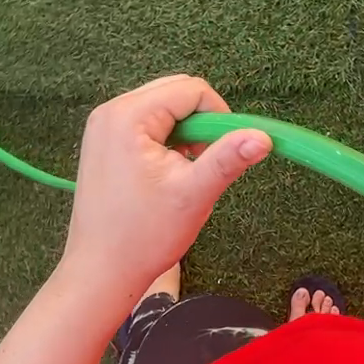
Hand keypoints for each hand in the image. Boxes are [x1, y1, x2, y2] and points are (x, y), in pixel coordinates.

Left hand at [62, 75, 270, 293]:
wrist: (100, 274)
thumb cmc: (144, 236)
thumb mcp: (194, 193)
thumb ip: (228, 158)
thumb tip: (263, 136)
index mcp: (128, 116)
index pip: (192, 90)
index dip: (218, 116)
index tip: (220, 154)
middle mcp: (111, 110)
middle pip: (177, 91)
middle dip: (200, 121)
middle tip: (202, 162)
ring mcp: (104, 124)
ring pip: (165, 104)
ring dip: (186, 130)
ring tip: (185, 169)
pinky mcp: (105, 139)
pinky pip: (149, 119)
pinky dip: (169, 137)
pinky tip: (168, 170)